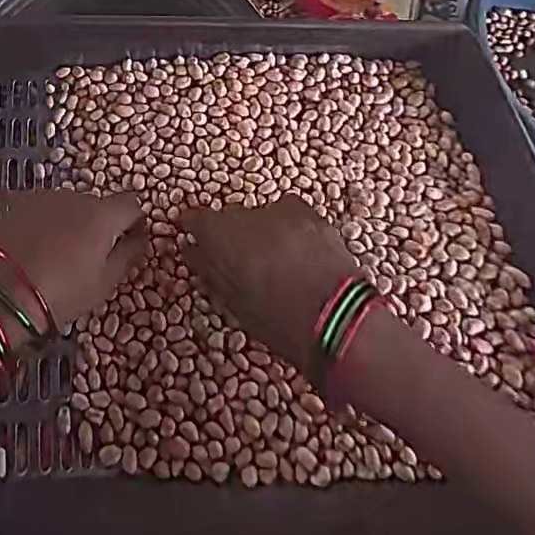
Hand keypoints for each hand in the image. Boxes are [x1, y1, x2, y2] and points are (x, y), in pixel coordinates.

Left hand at [0, 191, 147, 328]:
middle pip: (99, 205)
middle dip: (101, 225)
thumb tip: (141, 237)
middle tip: (92, 259)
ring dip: (73, 223)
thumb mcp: (104, 283)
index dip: (135, 221)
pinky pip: (46, 211)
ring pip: (70, 206)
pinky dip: (49, 224)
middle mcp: (76, 196)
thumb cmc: (60, 293)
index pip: (132, 203)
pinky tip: (38, 250)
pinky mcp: (18, 203)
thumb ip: (128, 255)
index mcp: (103, 214)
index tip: (131, 242)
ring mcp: (44, 197)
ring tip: (61, 257)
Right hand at [175, 196, 357, 370]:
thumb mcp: (232, 301)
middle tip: (241, 265)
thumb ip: (208, 268)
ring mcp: (284, 211)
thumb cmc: (277, 320)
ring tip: (275, 264)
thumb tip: (192, 249)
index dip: (193, 228)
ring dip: (263, 232)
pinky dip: (289, 232)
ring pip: (263, 216)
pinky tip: (299, 257)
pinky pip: (291, 219)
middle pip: (231, 217)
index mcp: (220, 233)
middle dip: (231, 234)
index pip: (196, 219)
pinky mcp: (315, 216)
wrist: (342, 323)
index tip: (193, 238)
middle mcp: (249, 213)